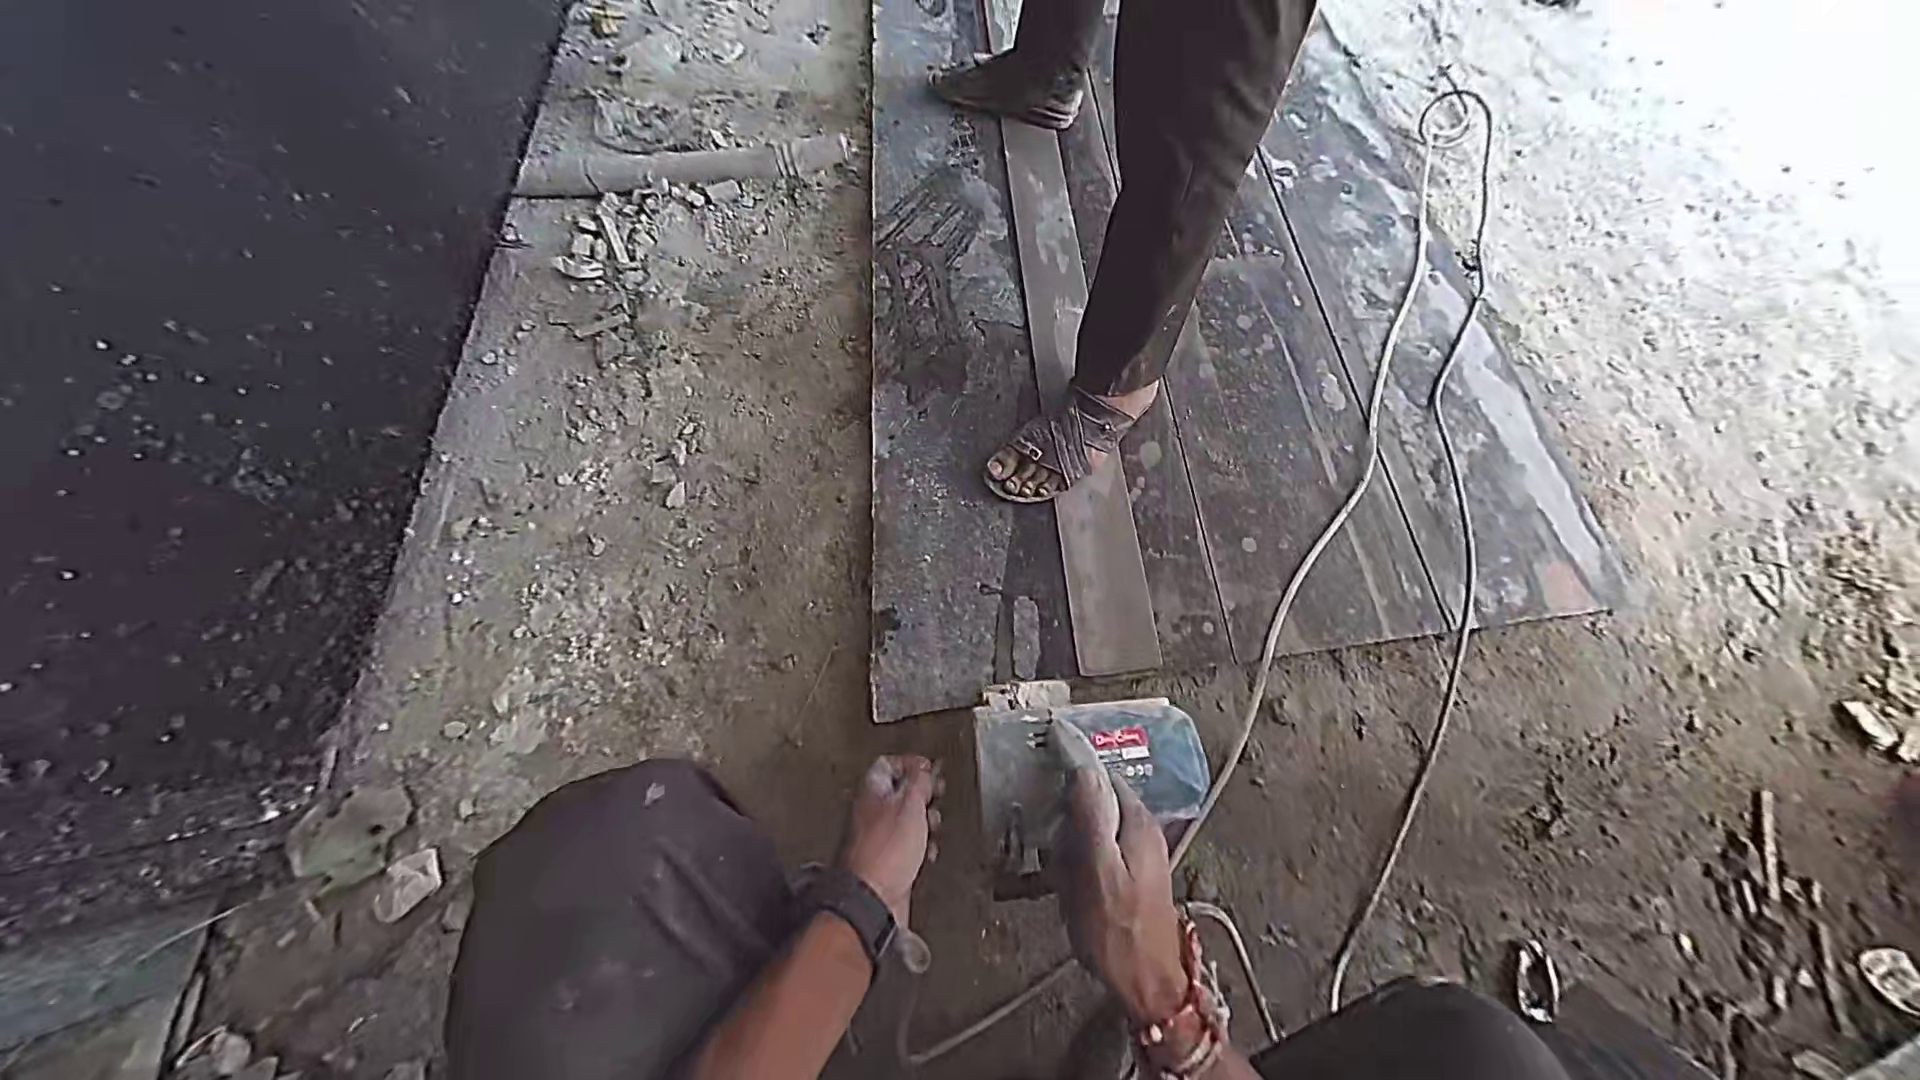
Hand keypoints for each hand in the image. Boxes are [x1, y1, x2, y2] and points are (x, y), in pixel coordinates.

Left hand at [838, 755, 941, 924]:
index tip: (927, 768)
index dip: (911, 763)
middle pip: (899, 792)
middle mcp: (870, 813)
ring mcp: (877, 839)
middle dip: (922, 794)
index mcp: (871, 791)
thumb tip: (923, 769)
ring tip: (932, 826)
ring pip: (906, 820)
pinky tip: (927, 853)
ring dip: (924, 822)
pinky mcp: (886, 863)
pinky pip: (907, 847)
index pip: (889, 763)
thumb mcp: (910, 805)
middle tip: (935, 794)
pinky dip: (921, 847)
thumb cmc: (885, 852)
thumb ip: (918, 782)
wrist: (873, 899)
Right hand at [1058, 768, 1187, 1025]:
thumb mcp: (1100, 872)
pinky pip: (1098, 844)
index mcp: (1137, 822)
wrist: (1148, 986)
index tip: (1045, 761)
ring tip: (1050, 842)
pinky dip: (1078, 846)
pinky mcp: (1130, 871)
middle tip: (1043, 810)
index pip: (1103, 774)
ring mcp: (1138, 850)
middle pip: (1100, 795)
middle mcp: (1142, 830)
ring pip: (1097, 820)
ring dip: (1072, 826)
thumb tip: (1084, 769)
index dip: (1074, 765)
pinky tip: (1063, 866)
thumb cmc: (1119, 931)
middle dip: (1069, 800)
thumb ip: (1093, 819)